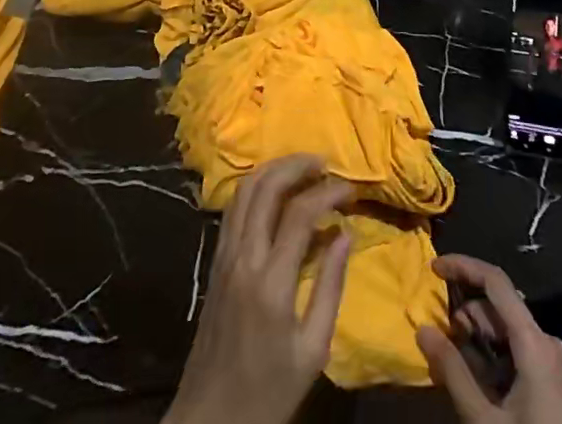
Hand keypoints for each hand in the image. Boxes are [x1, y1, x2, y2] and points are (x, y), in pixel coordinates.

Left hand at [165, 155, 353, 423]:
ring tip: (303, 169)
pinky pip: (232, 212)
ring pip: (242, 193)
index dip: (328, 192)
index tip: (351, 190)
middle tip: (325, 163)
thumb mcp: (313, 349)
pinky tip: (276, 193)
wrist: (209, 418)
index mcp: (271, 283)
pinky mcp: (214, 264)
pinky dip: (256, 190)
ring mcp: (223, 258)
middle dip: (296, 166)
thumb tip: (345, 234)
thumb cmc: (268, 390)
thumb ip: (331, 287)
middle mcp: (242, 259)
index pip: (299, 214)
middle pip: (264, 189)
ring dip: (273, 171)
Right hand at [417, 255, 561, 423]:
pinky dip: (499, 358)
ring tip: (457, 365)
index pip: (496, 281)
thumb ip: (453, 372)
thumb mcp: (484, 420)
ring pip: (512, 333)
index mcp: (535, 342)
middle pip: (502, 309)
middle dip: (467, 314)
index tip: (433, 267)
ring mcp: (560, 363)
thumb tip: (424, 329)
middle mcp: (551, 343)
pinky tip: (482, 384)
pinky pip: (525, 354)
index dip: (463, 266)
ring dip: (481, 339)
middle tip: (440, 338)